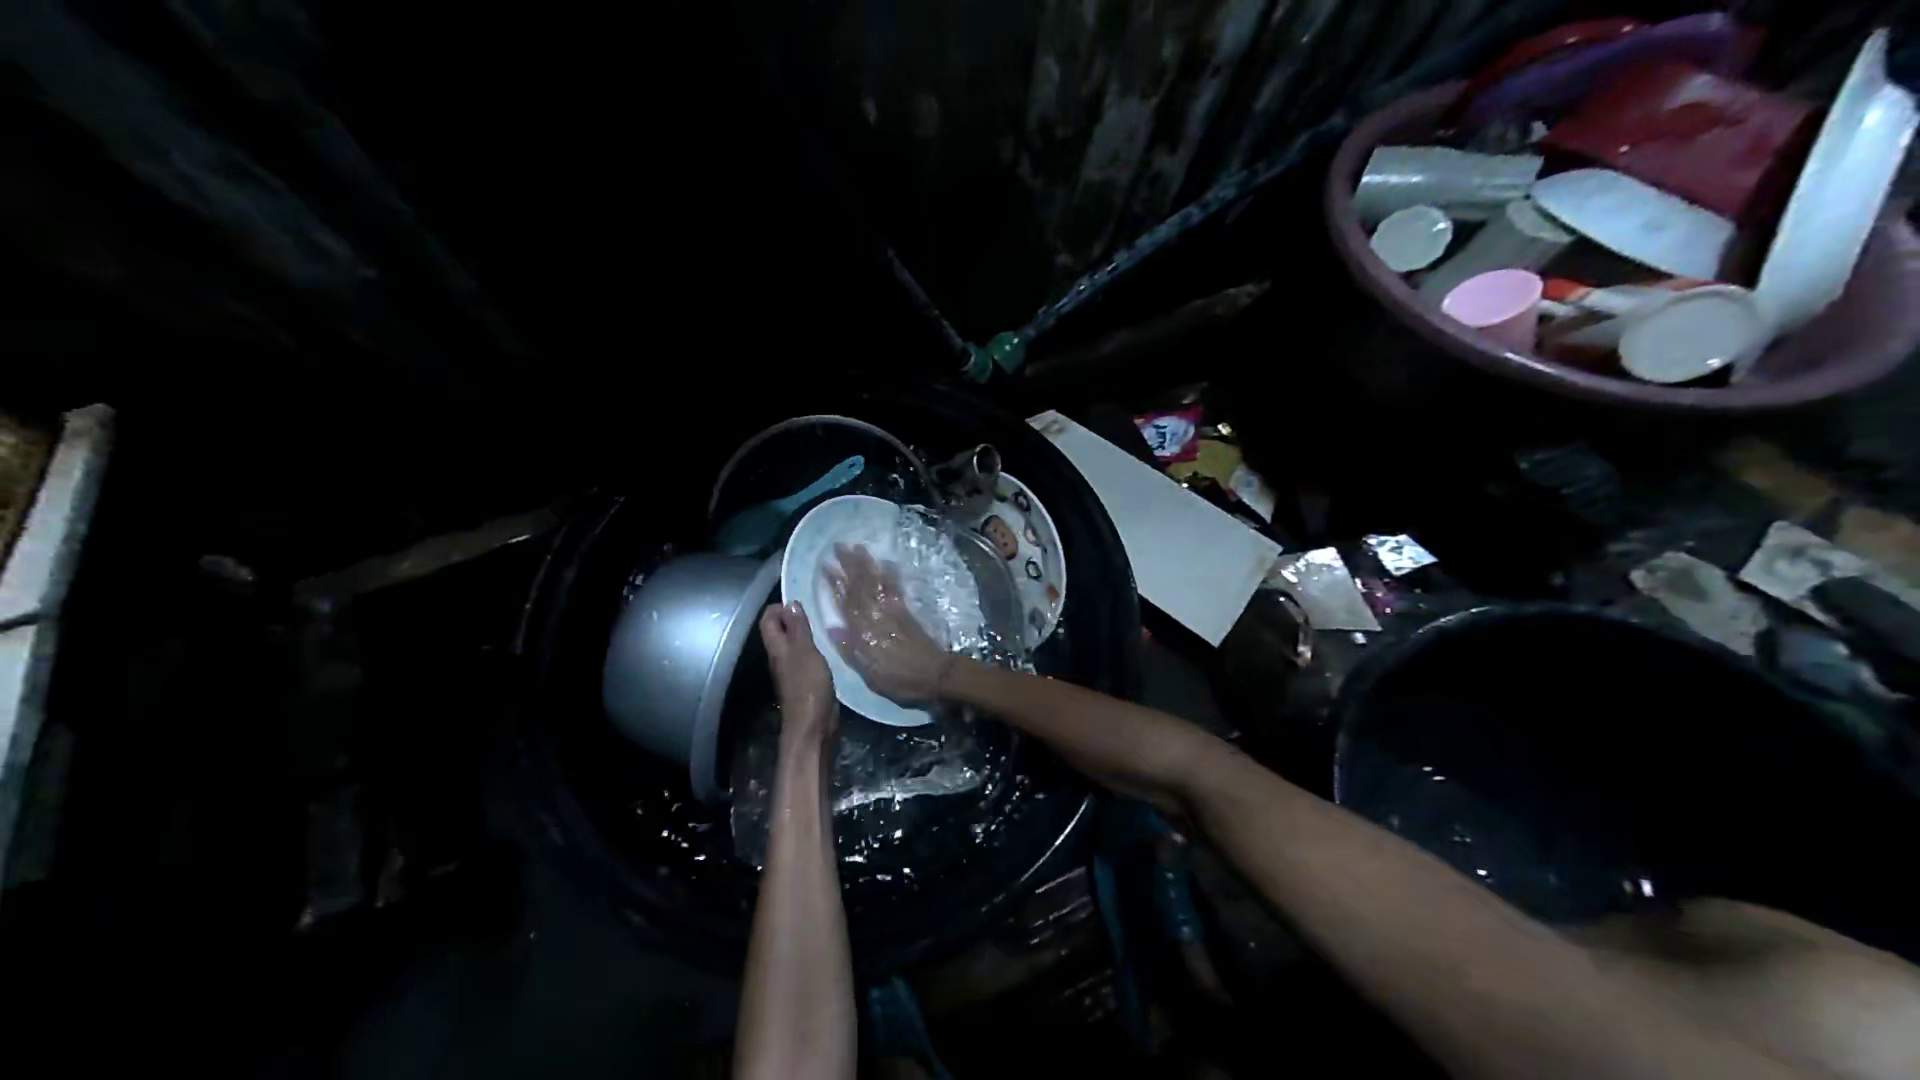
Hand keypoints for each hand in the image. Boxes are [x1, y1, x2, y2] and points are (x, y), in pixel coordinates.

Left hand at [758, 602, 836, 744]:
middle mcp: (780, 657)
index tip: (801, 602)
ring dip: (806, 632)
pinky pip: (806, 657)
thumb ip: (798, 628)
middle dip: (794, 617)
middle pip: (779, 630)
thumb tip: (790, 603)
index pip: (768, 620)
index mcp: (776, 648)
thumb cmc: (808, 686)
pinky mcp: (805, 680)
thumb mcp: (805, 652)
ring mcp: (792, 669)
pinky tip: (830, 646)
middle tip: (817, 610)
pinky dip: (815, 648)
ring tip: (826, 624)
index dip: (779, 607)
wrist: (813, 725)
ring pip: (794, 643)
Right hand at [824, 543, 952, 704]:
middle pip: (861, 585)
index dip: (835, 583)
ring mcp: (894, 611)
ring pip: (877, 582)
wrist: (935, 676)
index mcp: (864, 631)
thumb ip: (850, 650)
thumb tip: (832, 628)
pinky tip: (886, 563)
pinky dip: (890, 574)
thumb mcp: (869, 673)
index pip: (845, 601)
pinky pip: (896, 588)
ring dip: (867, 564)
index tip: (825, 566)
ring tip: (858, 547)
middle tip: (839, 546)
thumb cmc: (899, 679)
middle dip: (849, 564)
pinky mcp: (907, 611)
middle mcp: (877, 615)